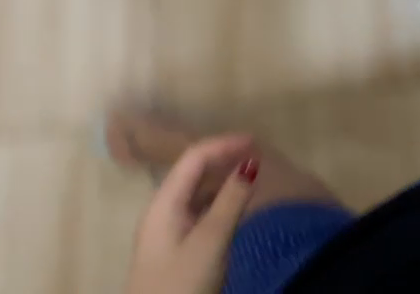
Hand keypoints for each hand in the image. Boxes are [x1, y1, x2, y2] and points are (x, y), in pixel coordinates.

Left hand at [126, 134, 257, 293]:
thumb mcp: (211, 241)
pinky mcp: (173, 250)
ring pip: (196, 191)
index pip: (194, 157)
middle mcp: (161, 210)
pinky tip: (235, 207)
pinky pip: (198, 211)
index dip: (225, 144)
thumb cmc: (182, 285)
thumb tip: (251, 162)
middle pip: (193, 171)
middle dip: (225, 158)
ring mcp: (166, 231)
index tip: (257, 141)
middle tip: (258, 156)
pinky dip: (218, 201)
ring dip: (222, 179)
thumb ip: (231, 200)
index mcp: (164, 202)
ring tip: (251, 177)